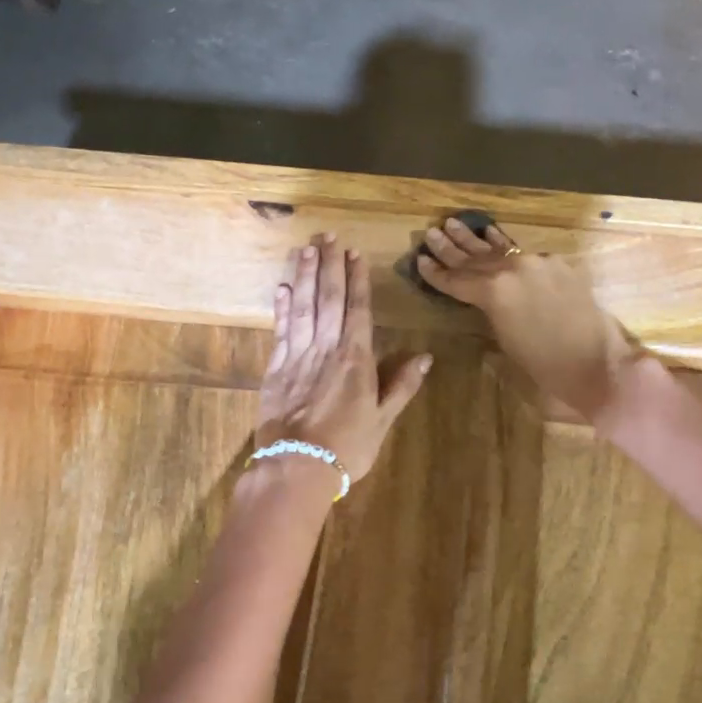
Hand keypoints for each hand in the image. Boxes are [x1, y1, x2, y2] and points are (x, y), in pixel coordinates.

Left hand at [256, 234, 431, 487]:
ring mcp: (297, 356)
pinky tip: (282, 287)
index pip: (358, 309)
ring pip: (302, 306)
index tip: (355, 253)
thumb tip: (425, 357)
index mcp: (356, 358)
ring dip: (305, 275)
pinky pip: (281, 329)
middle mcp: (326, 348)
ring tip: (307, 249)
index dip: (357, 279)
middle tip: (328, 235)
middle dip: (330, 265)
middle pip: (329, 298)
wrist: (297, 467)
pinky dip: (282, 307)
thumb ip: (401, 385)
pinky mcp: (275, 368)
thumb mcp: (383, 420)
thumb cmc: (347, 447)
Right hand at [415, 217, 641, 423]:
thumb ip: (491, 310)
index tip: (420, 261)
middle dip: (451, 248)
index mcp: (493, 292)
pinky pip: (524, 254)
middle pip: (474, 259)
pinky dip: (506, 247)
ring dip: (475, 239)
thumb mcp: (505, 339)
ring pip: (499, 249)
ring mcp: (537, 262)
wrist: (596, 361)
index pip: (457, 280)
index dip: (437, 273)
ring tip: (454, 223)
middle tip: (431, 233)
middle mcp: (512, 269)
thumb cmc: (545, 365)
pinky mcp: (558, 264)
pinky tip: (494, 237)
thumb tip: (485, 298)